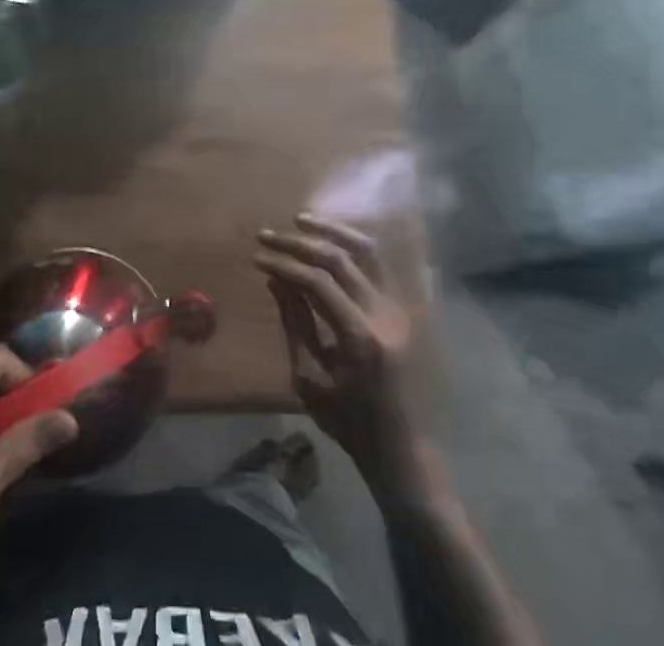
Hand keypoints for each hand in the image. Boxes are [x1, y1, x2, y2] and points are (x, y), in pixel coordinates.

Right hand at [256, 215, 421, 489]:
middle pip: (341, 259)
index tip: (258, 257)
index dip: (284, 264)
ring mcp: (401, 306)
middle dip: (299, 243)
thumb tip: (277, 280)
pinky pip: (380, 264)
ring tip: (301, 220)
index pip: (318, 282)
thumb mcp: (310, 378)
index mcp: (360, 337)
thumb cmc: (348, 421)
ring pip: (368, 251)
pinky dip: (354, 246)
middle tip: (268, 235)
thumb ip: (295, 324)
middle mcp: (385, 312)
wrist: (402, 443)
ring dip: (332, 231)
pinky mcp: (406, 306)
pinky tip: (331, 239)